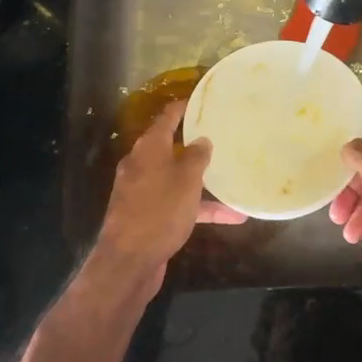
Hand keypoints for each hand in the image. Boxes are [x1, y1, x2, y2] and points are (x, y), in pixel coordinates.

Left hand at [98, 101, 246, 273]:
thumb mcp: (186, 179)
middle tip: (222, 136)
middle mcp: (142, 165)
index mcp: (148, 148)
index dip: (184, 107)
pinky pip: (178, 203)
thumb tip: (201, 140)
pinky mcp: (148, 216)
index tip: (203, 99)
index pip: (167, 117)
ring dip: (204, 181)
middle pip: (171, 147)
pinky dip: (200, 208)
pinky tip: (231, 217)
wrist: (129, 262)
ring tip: (232, 177)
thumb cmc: (159, 210)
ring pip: (177, 178)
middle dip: (196, 144)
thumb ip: (197, 156)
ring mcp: (143, 192)